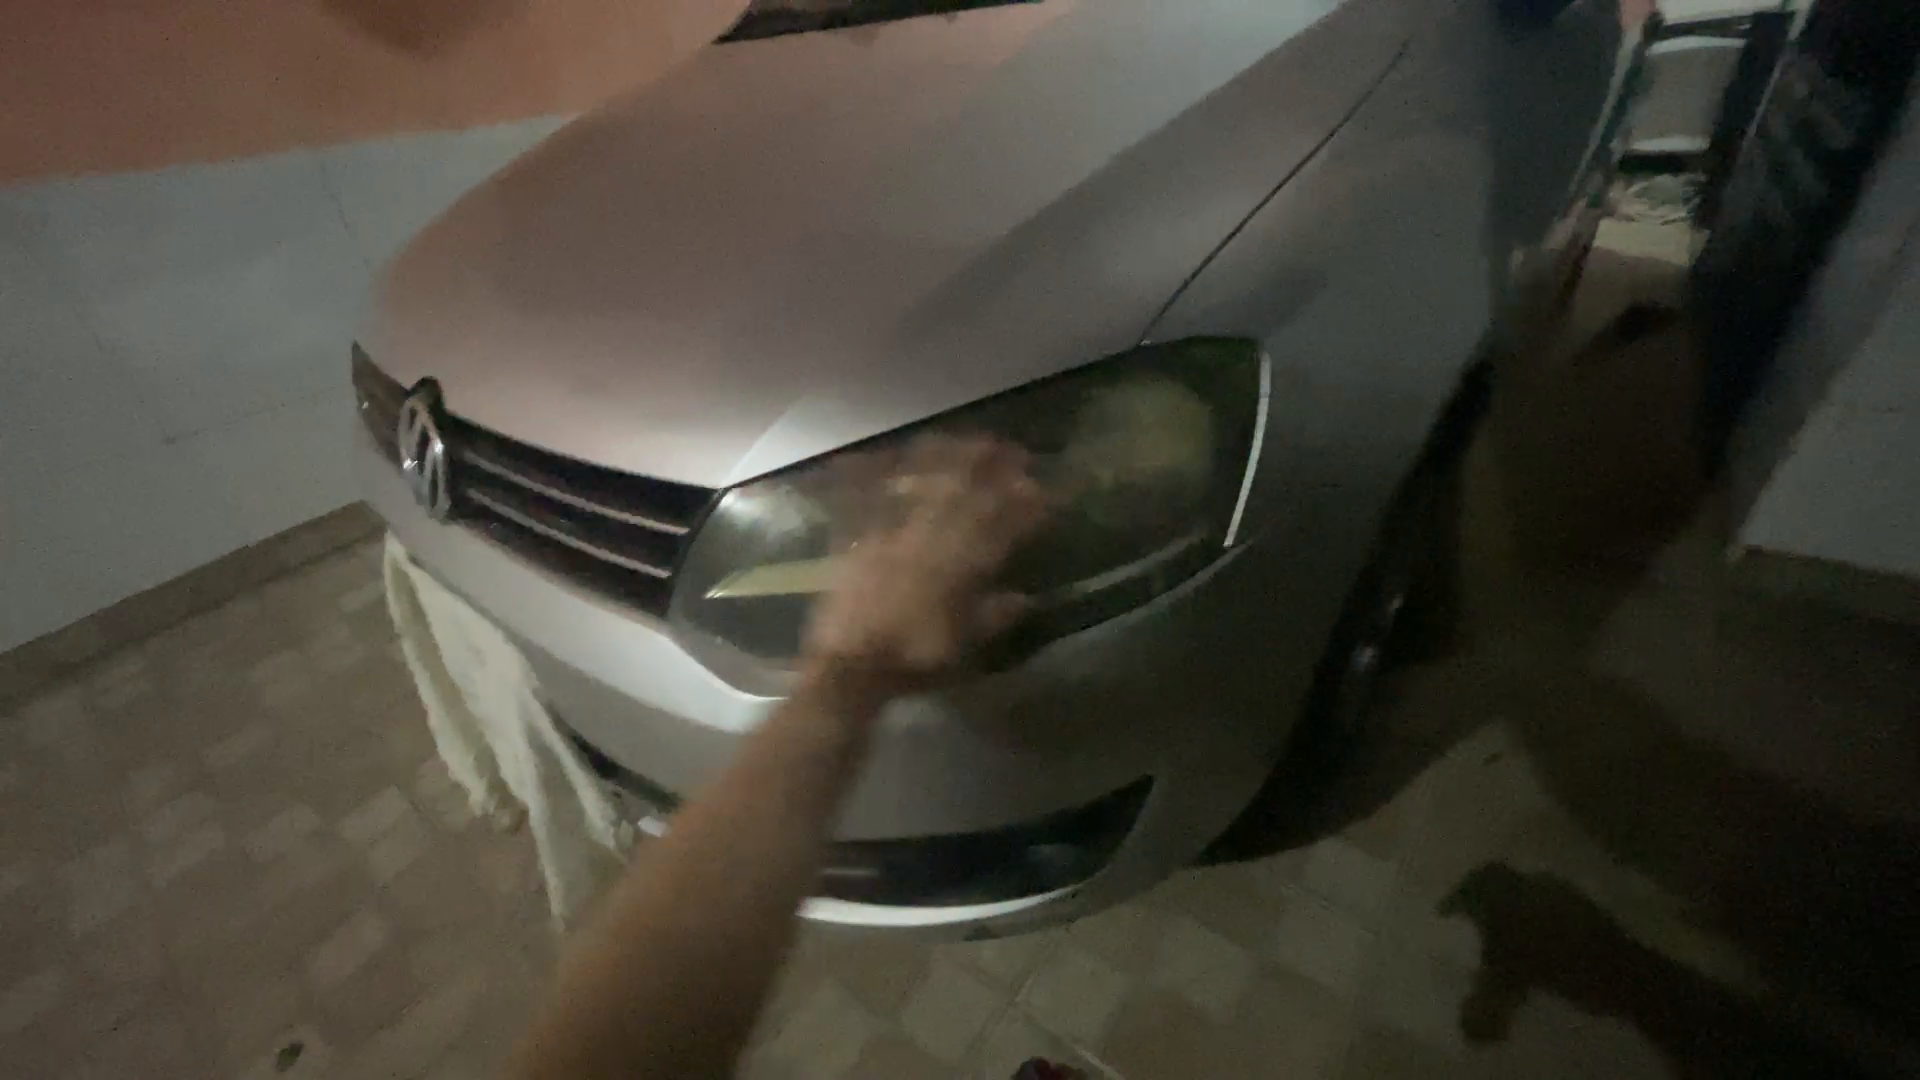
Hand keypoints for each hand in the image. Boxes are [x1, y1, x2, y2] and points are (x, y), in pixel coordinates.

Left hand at [799, 434, 1048, 704]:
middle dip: (993, 469)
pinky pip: (879, 497)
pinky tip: (898, 455)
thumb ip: (993, 617)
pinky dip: (889, 473)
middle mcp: (930, 543)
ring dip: (950, 461)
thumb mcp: (963, 647)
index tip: (1044, 488)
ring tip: (966, 440)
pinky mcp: (865, 538)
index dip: (1026, 506)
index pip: (1002, 529)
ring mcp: (895, 535)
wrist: (851, 665)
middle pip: (967, 497)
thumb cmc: (912, 660)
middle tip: (1012, 448)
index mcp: (959, 571)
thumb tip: (1024, 597)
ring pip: (927, 488)